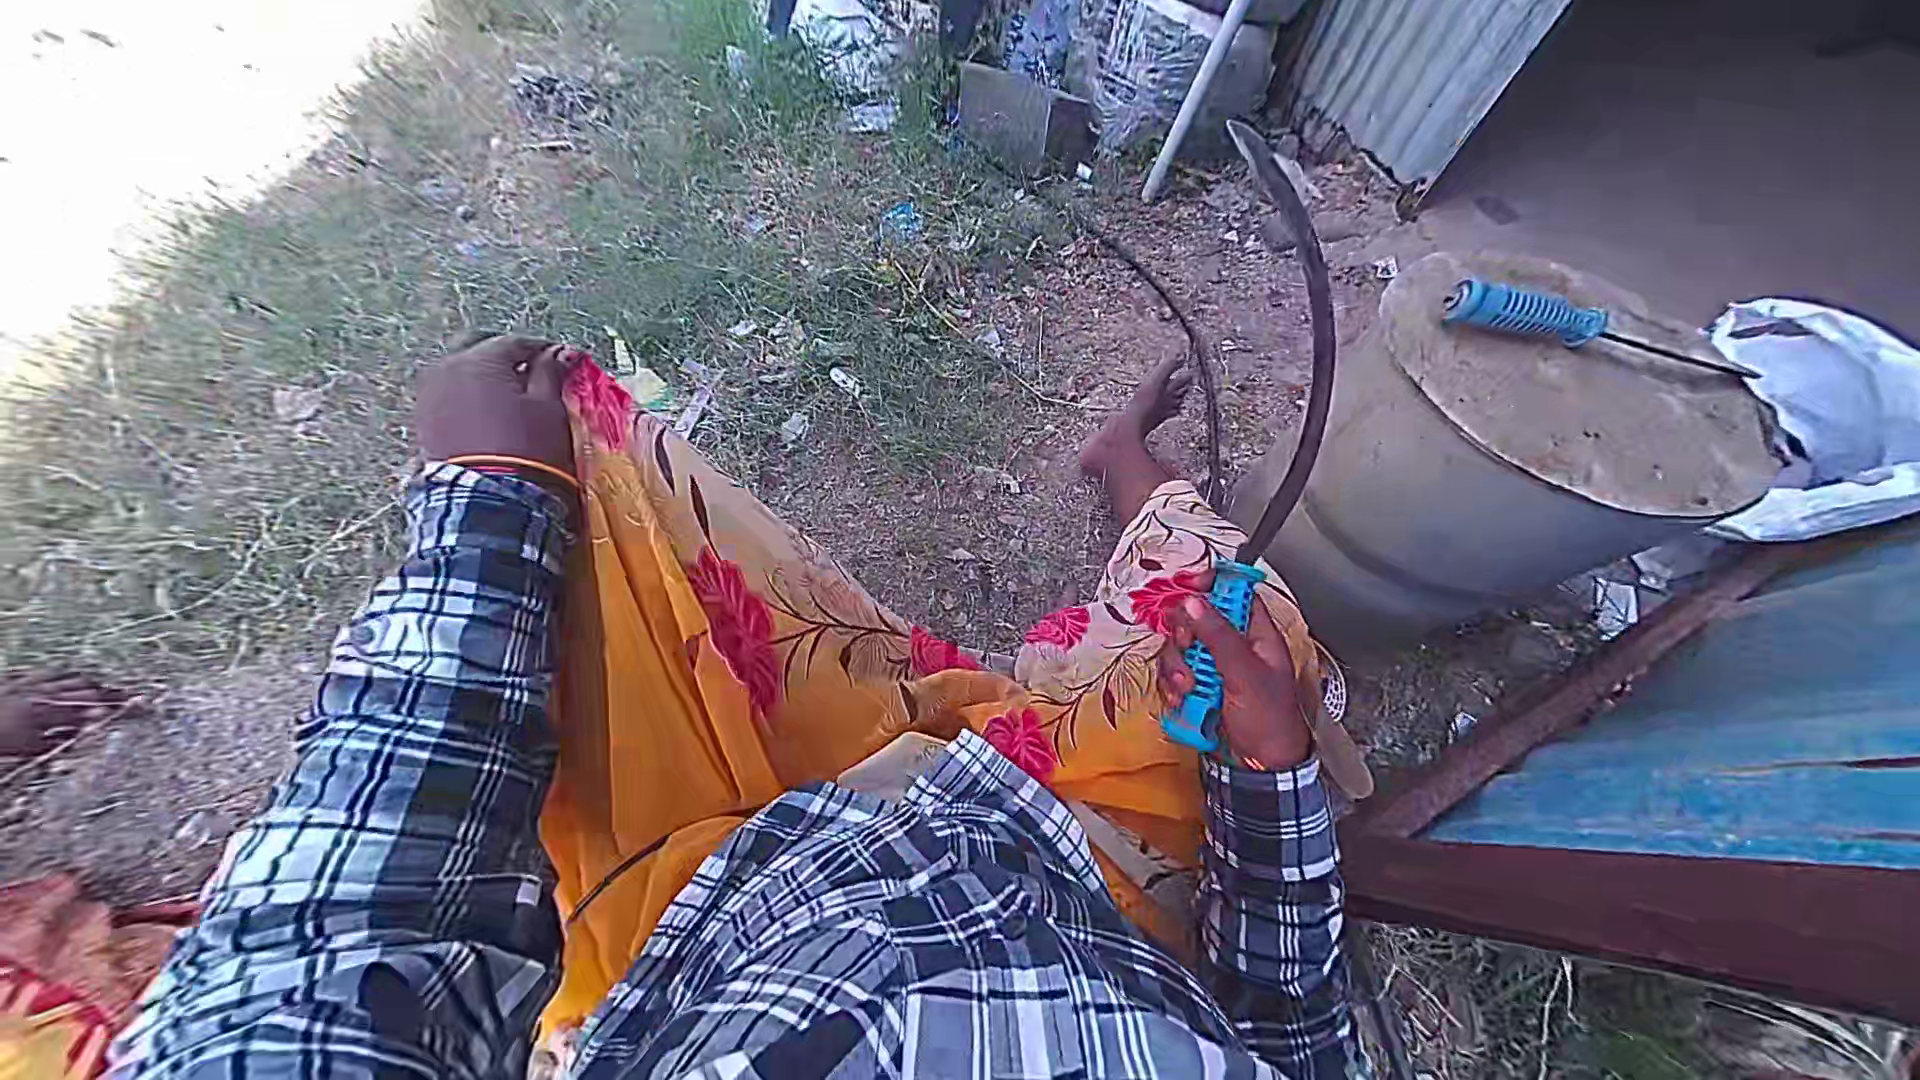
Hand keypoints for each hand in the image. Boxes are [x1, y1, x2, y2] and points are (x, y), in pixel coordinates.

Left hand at [415, 332, 578, 471]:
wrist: (493, 495)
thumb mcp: (549, 407)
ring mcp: (431, 395)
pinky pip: (452, 394)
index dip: (544, 349)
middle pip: (478, 346)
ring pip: (462, 370)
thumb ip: (552, 373)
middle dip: (508, 353)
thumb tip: (563, 352)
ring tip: (516, 392)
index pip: (515, 342)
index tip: (564, 358)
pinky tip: (495, 411)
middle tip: (537, 368)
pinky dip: (474, 394)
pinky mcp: (427, 420)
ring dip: (488, 374)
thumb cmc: (528, 447)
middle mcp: (446, 369)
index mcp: (479, 361)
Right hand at [1157, 592, 1311, 768]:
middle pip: (1195, 618)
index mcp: (1256, 634)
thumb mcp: (1246, 674)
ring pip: (1179, 647)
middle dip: (1185, 635)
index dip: (1212, 584)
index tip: (1188, 585)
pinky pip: (1172, 673)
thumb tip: (1194, 601)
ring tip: (1189, 688)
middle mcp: (1231, 644)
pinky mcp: (1196, 685)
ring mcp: (1212, 666)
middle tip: (1188, 649)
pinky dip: (1172, 685)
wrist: (1259, 768)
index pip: (1233, 593)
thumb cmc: (1269, 719)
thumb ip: (1219, 636)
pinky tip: (1184, 699)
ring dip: (1177, 667)